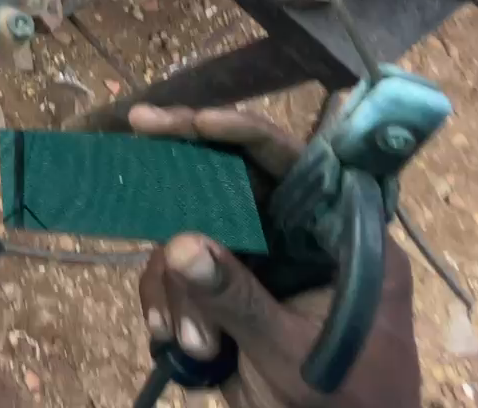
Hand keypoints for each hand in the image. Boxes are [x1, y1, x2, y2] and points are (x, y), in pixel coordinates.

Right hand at [130, 106, 421, 407]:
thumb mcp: (294, 357)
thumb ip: (238, 298)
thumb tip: (179, 243)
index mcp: (340, 242)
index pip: (297, 166)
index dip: (246, 133)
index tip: (194, 120)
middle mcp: (294, 237)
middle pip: (231, 176)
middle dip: (181, 163)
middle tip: (137, 124)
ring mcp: (253, 258)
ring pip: (188, 229)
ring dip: (176, 282)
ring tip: (190, 341)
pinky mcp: (219, 283)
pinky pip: (172, 268)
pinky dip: (163, 300)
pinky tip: (173, 341)